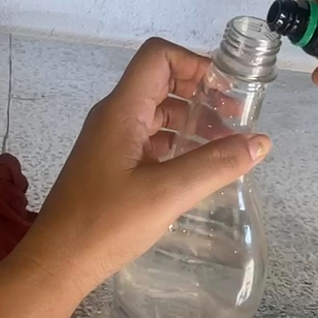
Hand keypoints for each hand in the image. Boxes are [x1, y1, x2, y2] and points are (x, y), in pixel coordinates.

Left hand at [14, 38, 270, 298]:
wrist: (57, 261)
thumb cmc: (106, 222)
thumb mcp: (167, 193)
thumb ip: (215, 164)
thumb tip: (260, 141)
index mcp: (122, 109)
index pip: (158, 56)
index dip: (194, 62)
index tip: (226, 90)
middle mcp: (114, 115)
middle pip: (160, 80)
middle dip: (199, 91)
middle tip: (236, 118)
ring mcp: (110, 139)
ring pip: (156, 110)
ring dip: (190, 118)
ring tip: (225, 143)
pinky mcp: (111, 163)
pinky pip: (148, 137)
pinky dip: (176, 141)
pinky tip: (198, 166)